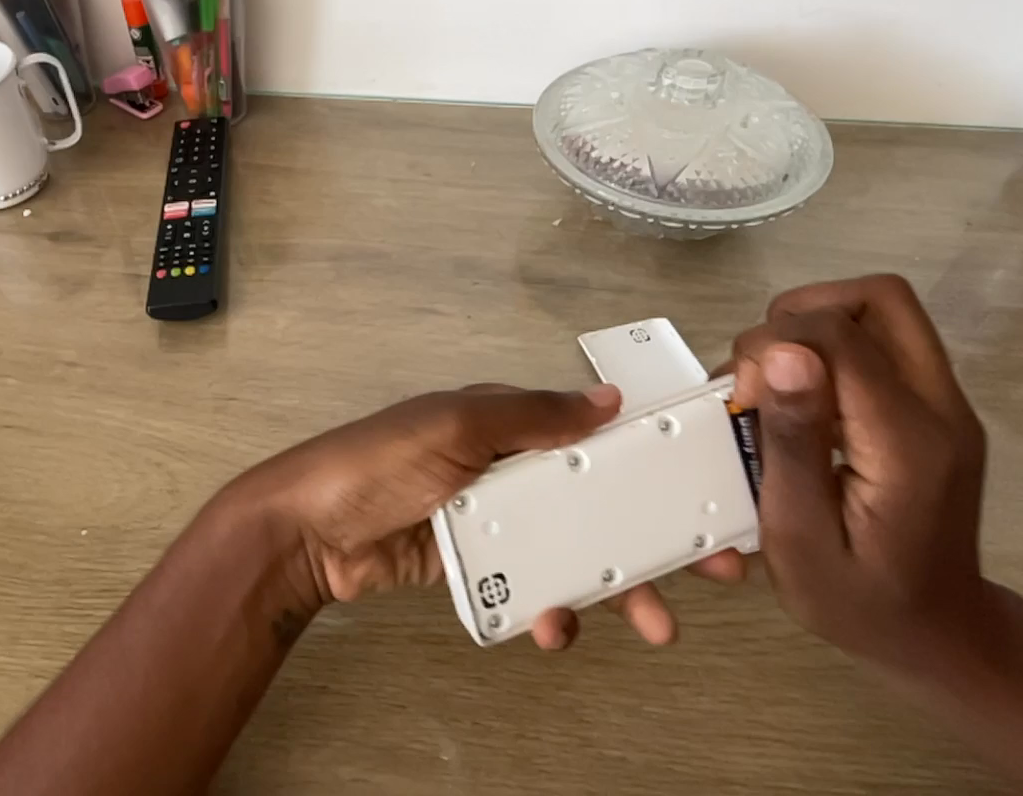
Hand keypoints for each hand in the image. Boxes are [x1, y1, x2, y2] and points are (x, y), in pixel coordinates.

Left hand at [219, 384, 746, 649]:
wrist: (309, 530)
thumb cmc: (380, 462)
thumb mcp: (458, 425)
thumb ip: (532, 415)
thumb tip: (609, 396)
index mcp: (507, 423)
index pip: (592, 436)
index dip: (648, 460)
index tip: (704, 488)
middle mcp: (507, 468)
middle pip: (595, 500)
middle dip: (651, 534)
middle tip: (713, 569)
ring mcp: (493, 520)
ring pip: (569, 549)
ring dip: (612, 584)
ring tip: (653, 624)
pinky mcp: (475, 564)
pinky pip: (528, 584)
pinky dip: (549, 606)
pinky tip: (556, 626)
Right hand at [730, 274, 997, 672]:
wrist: (938, 635)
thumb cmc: (857, 599)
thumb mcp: (800, 535)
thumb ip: (793, 441)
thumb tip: (784, 354)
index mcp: (907, 441)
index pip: (839, 335)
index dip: (773, 346)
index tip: (743, 399)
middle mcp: (938, 407)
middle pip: (878, 297)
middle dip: (800, 313)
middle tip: (761, 374)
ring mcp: (942, 404)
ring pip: (879, 310)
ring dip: (811, 327)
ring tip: (774, 385)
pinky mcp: (930, 408)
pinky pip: (877, 341)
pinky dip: (827, 348)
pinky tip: (799, 400)